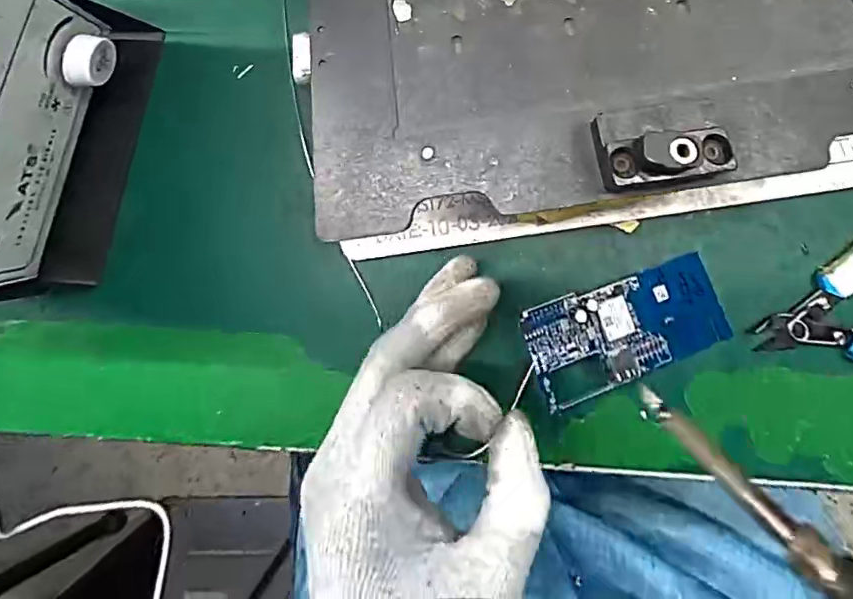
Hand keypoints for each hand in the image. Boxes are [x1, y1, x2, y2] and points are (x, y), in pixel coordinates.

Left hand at [301, 256, 549, 597]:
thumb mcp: (491, 575)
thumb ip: (518, 491)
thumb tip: (511, 425)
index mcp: (355, 486)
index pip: (406, 395)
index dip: (461, 396)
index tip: (494, 433)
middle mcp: (335, 459)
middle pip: (384, 360)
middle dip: (438, 314)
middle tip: (484, 284)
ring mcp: (336, 459)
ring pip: (380, 367)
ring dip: (428, 323)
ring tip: (466, 284)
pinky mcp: (350, 464)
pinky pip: (386, 394)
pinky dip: (423, 358)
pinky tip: (451, 334)